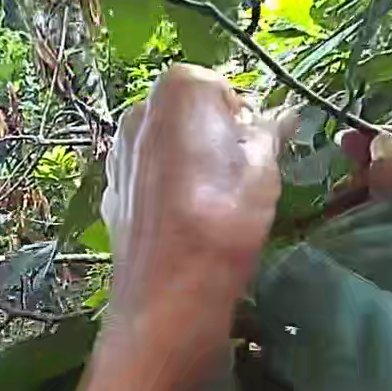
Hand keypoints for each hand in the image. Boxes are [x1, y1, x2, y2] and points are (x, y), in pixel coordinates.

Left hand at [76, 65, 294, 390]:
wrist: (168, 301)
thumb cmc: (224, 227)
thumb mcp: (263, 172)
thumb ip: (269, 134)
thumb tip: (280, 117)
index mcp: (177, 90)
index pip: (224, 89)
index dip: (247, 123)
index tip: (258, 157)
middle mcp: (138, 112)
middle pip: (191, 115)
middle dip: (217, 139)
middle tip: (240, 183)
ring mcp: (118, 154)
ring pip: (169, 147)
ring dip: (193, 165)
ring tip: (214, 208)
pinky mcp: (111, 193)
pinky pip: (150, 178)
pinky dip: (169, 190)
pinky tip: (185, 224)